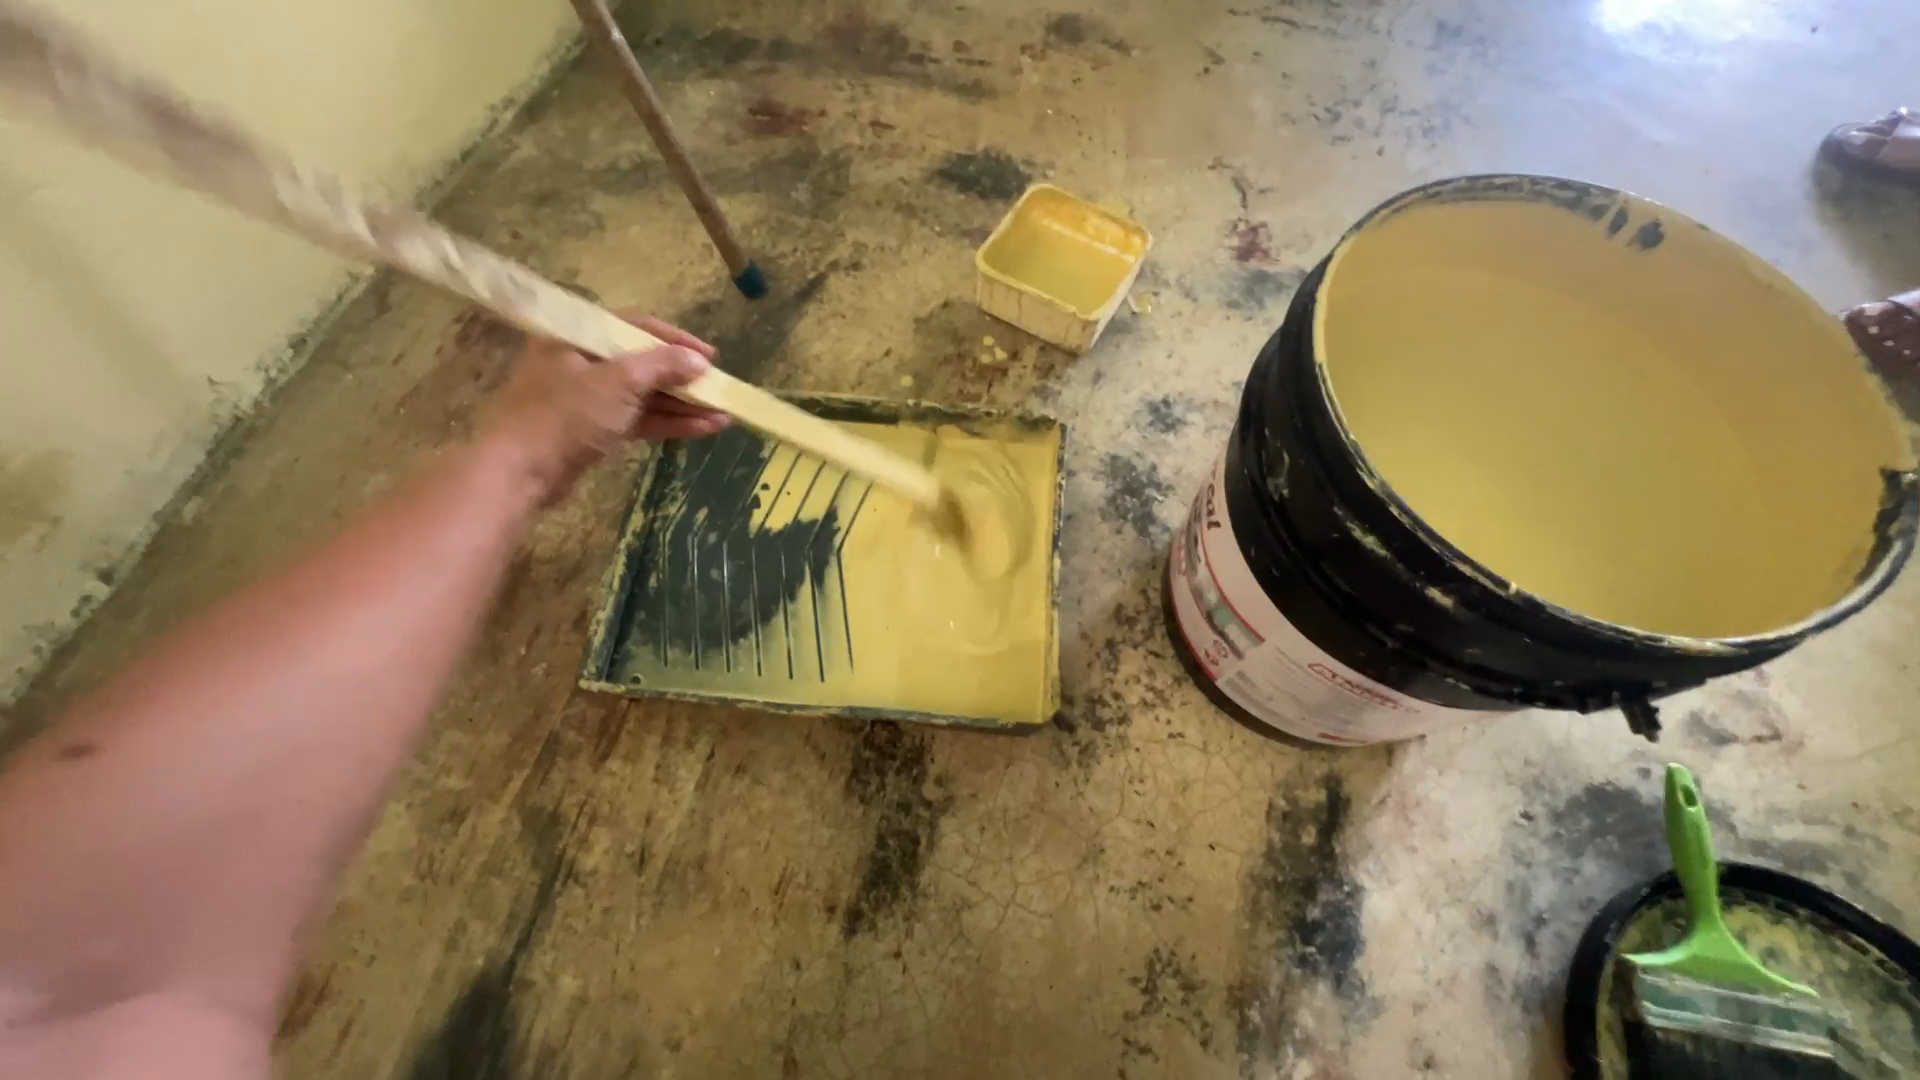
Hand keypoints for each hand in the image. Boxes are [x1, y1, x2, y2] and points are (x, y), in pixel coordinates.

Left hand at [482, 314, 730, 504]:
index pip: (636, 327)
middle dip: (685, 378)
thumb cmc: (566, 414)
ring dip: (684, 405)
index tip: (710, 355)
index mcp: (578, 338)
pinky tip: (704, 429)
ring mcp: (589, 399)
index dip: (676, 340)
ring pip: (645, 396)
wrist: (521, 470)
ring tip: (723, 414)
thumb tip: (700, 360)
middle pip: (643, 364)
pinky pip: (640, 419)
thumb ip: (663, 366)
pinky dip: (670, 423)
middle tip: (719, 388)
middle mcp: (583, 363)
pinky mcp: (595, 430)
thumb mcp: (619, 382)